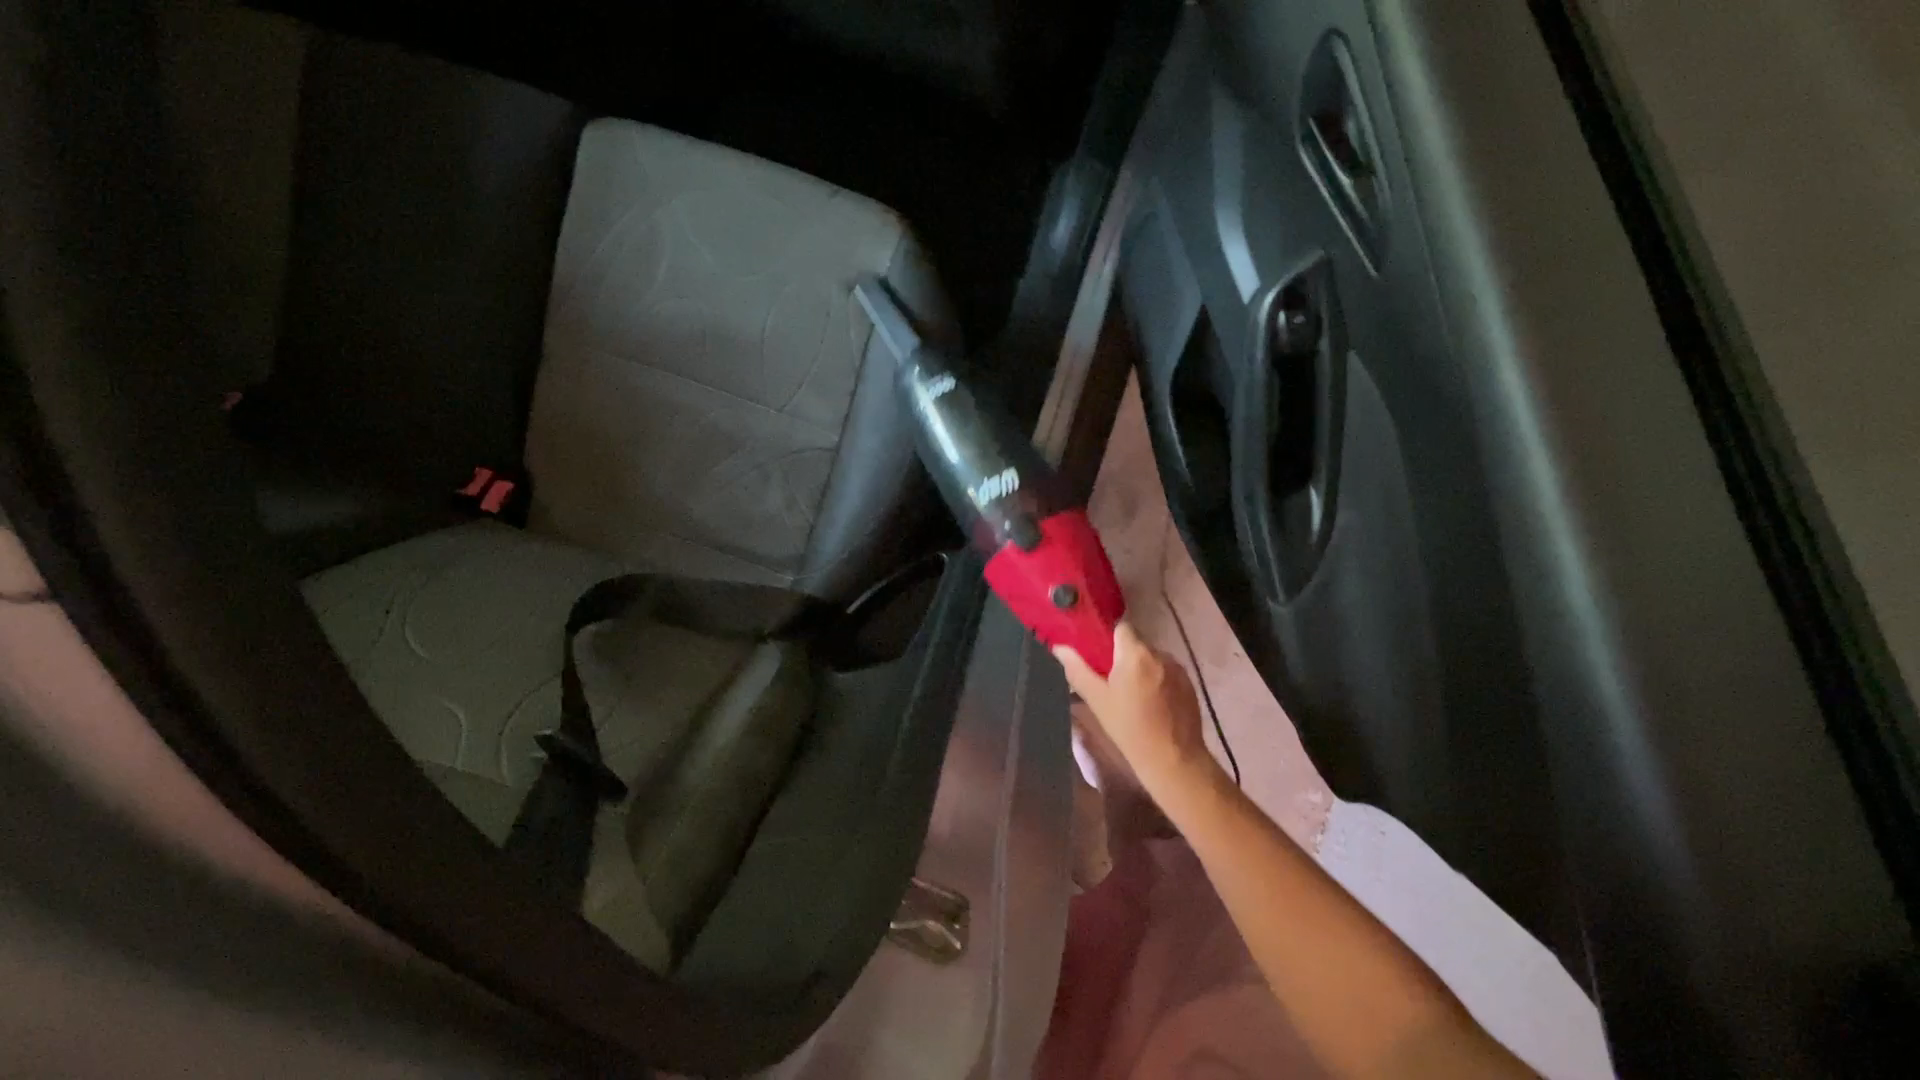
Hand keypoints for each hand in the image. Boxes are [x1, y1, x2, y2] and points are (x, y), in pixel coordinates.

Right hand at [1055, 622, 1223, 796]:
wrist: (1172, 758)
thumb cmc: (1129, 729)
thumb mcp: (1097, 700)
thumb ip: (1077, 670)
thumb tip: (1059, 647)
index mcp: (1135, 654)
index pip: (1121, 627)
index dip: (1109, 638)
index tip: (1100, 656)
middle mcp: (1159, 654)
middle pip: (1137, 643)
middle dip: (1124, 656)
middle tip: (1112, 680)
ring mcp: (1178, 668)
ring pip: (1152, 658)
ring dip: (1142, 668)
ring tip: (1133, 695)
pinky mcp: (1189, 682)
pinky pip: (1167, 671)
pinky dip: (1157, 680)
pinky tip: (1152, 703)